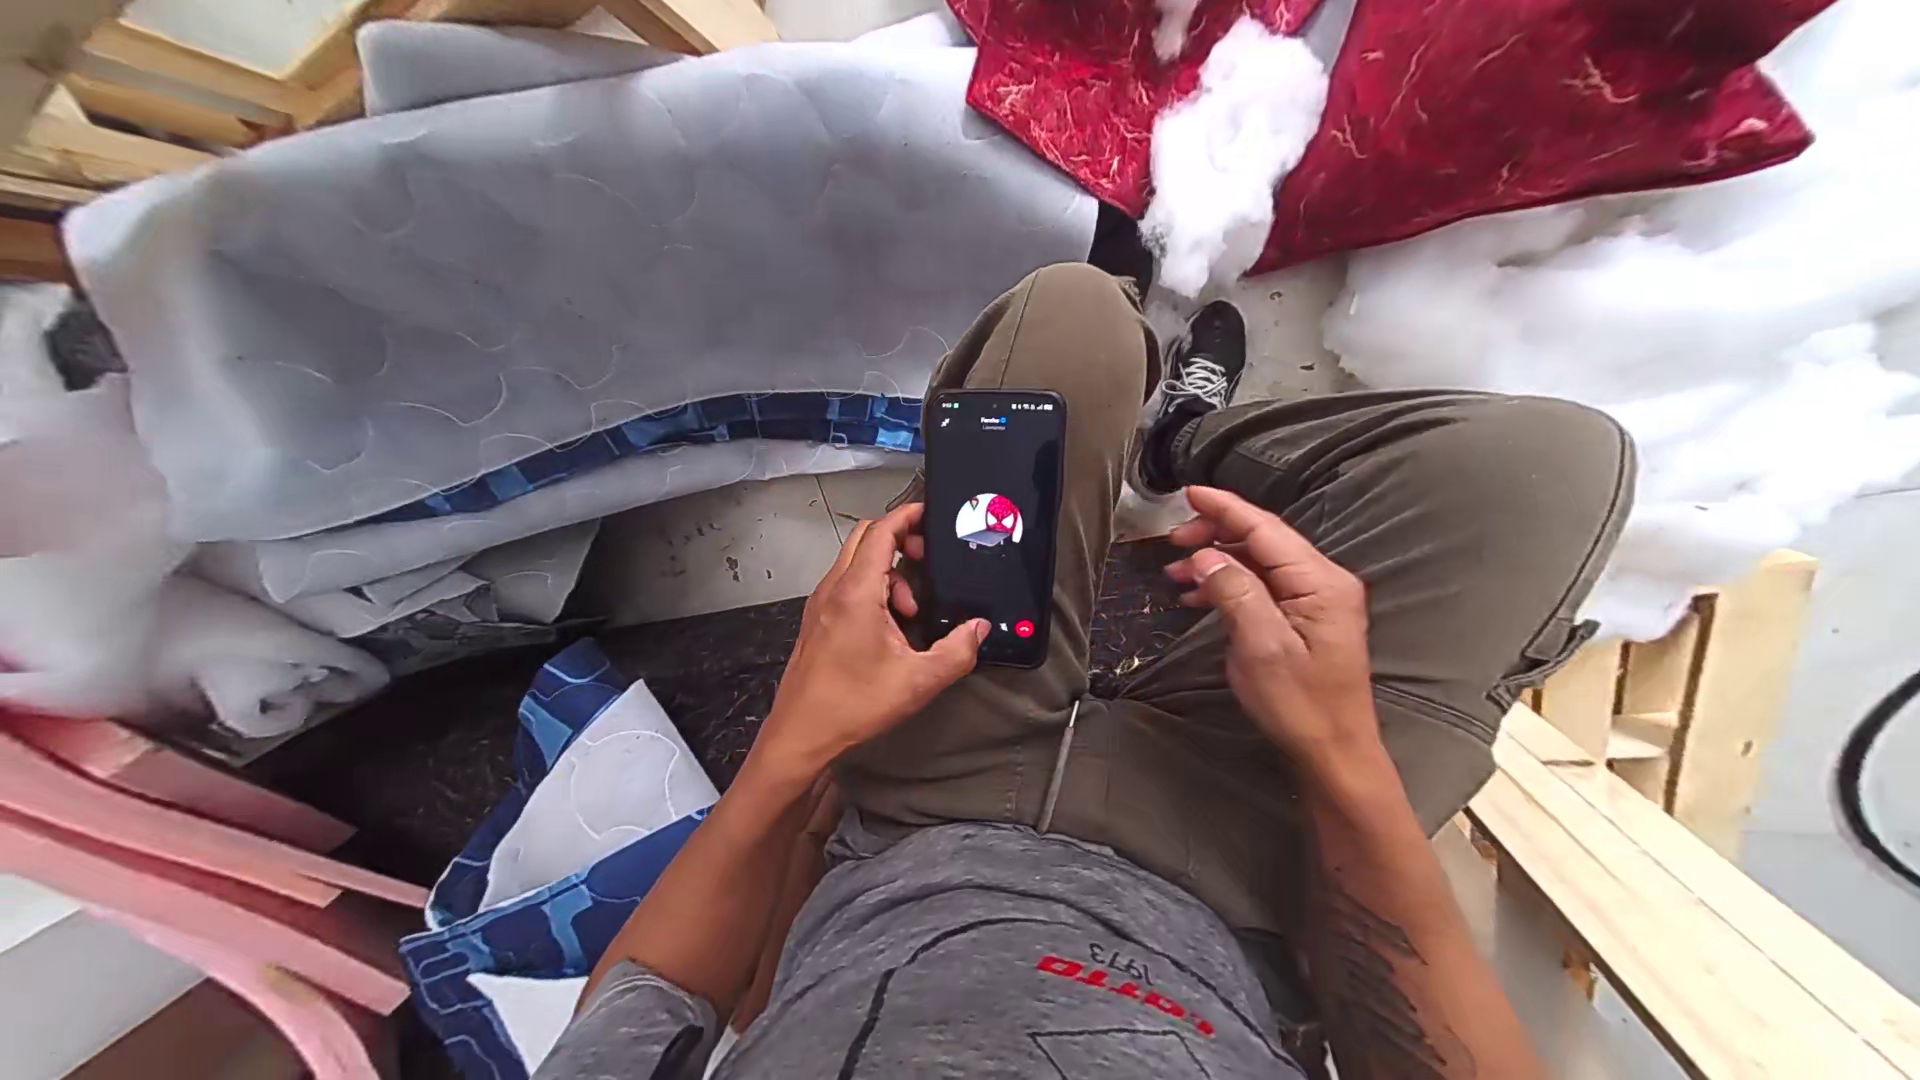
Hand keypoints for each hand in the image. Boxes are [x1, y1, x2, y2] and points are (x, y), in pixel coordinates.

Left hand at [752, 503, 987, 781]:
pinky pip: (847, 585)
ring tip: (910, 609)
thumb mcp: (919, 680)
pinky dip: (872, 589)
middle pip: (865, 537)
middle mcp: (833, 591)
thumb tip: (977, 630)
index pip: (881, 532)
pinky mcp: (819, 620)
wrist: (802, 735)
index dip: (906, 516)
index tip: (926, 513)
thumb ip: (957, 651)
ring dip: (887, 571)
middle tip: (925, 558)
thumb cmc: (850, 706)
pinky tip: (889, 626)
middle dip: (899, 538)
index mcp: (856, 593)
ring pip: (856, 562)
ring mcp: (821, 604)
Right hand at [1164, 486, 1378, 765]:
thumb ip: (1235, 592)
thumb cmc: (1300, 704)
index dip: (1225, 508)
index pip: (1265, 530)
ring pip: (1257, 562)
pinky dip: (1226, 583)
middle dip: (1215, 533)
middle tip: (1174, 540)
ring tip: (1176, 572)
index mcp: (1319, 582)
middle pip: (1261, 540)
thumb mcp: (1261, 646)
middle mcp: (1322, 582)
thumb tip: (1206, 556)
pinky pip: (1259, 585)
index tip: (1189, 493)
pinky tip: (1197, 595)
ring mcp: (1314, 600)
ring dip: (1216, 560)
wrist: (1332, 751)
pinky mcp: (1302, 617)